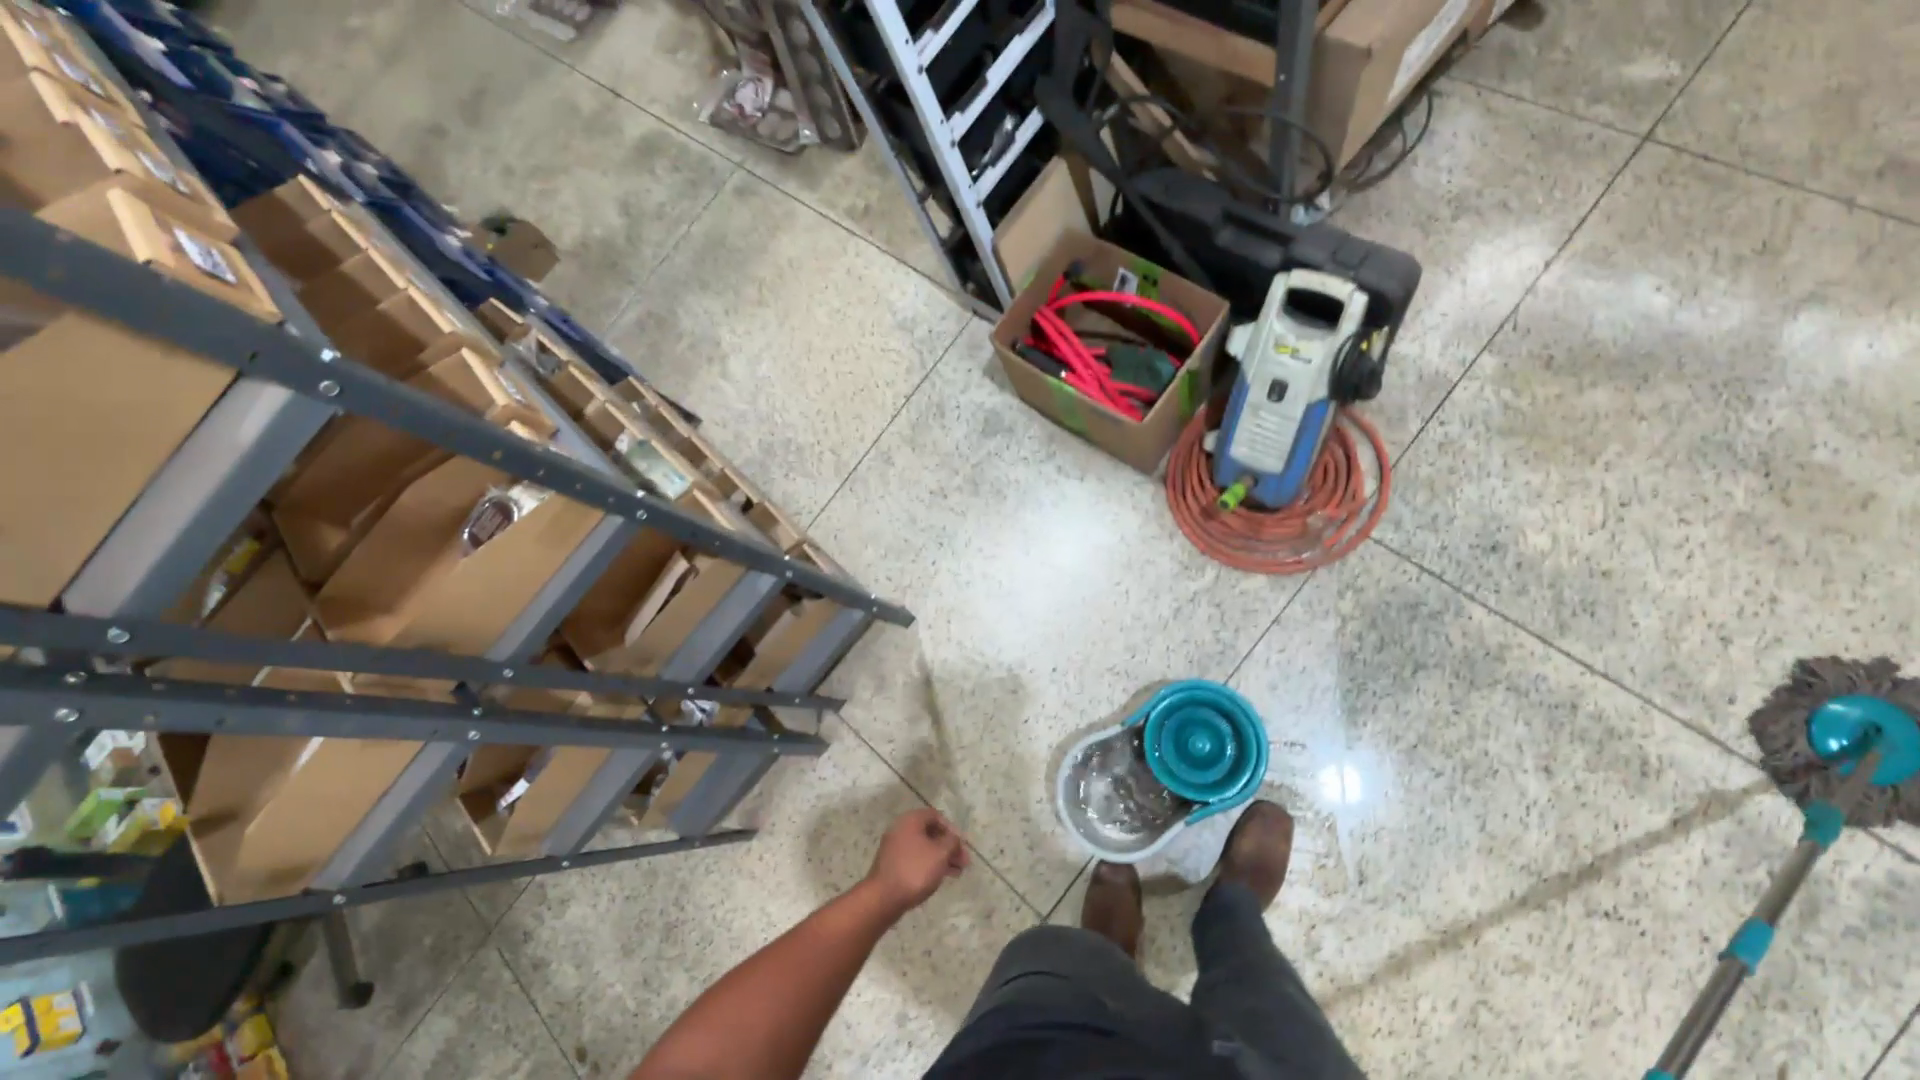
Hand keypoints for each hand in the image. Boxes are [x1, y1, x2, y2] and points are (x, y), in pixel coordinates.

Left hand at [865, 808, 968, 912]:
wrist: (884, 897)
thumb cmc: (915, 870)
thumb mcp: (940, 853)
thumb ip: (951, 841)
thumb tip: (953, 838)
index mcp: (910, 820)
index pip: (936, 816)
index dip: (952, 829)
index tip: (962, 845)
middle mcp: (901, 830)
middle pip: (930, 832)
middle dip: (949, 846)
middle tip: (964, 862)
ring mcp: (895, 848)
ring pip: (924, 848)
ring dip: (942, 857)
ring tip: (957, 873)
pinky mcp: (893, 865)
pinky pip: (915, 859)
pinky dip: (929, 865)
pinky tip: (940, 877)